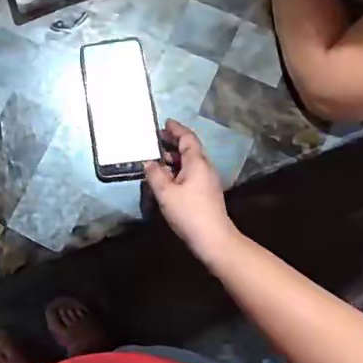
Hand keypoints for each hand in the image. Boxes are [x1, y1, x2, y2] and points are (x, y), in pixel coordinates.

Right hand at [144, 120, 239, 259]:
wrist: (214, 239)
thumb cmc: (189, 212)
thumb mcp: (166, 192)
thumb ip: (155, 174)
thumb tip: (149, 162)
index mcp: (197, 162)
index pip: (187, 138)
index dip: (176, 129)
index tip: (166, 122)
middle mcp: (204, 167)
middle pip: (189, 149)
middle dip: (174, 142)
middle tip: (157, 138)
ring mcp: (207, 181)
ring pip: (189, 162)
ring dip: (174, 157)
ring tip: (157, 157)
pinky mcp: (205, 193)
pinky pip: (190, 173)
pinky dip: (178, 169)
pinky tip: (166, 177)